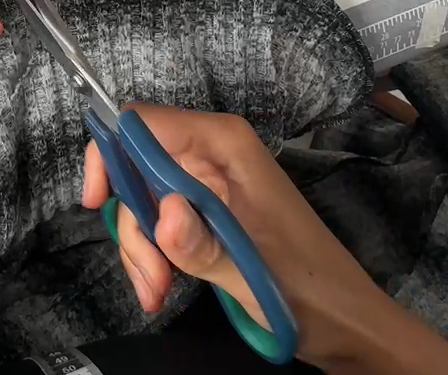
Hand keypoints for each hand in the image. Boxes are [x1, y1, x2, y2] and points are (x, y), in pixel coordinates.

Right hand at [82, 104, 447, 373]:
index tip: (97, 201)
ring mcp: (206, 177)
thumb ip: (203, 244)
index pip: (142, 122)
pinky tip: (163, 284)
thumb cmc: (311, 291)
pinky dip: (152, 250)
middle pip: (136, 165)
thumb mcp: (253, 272)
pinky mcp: (204, 204)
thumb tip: (162, 214)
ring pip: (142, 195)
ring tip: (157, 290)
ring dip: (140, 244)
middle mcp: (209, 150)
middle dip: (132, 221)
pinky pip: (158, 215)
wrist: (350, 325)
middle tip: (148, 276)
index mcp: (222, 142)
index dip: (110, 153)